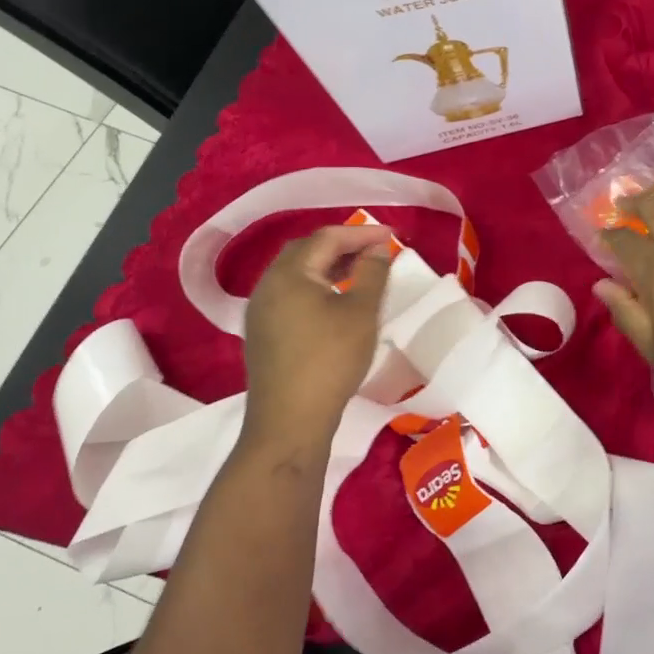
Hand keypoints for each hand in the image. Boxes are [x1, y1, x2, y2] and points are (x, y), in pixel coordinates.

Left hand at [241, 225, 393, 450]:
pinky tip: (334, 302)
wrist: (290, 420)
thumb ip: (372, 272)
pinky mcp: (262, 333)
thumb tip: (377, 248)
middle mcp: (267, 285)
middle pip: (305, 250)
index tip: (393, 235)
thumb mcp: (361, 312)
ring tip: (359, 272)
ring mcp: (260, 311)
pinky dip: (314, 286)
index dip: (362, 233)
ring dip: (327, 266)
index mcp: (289, 274)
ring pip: (295, 273)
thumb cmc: (330, 360)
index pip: (327, 237)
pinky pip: (289, 294)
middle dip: (341, 244)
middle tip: (374, 250)